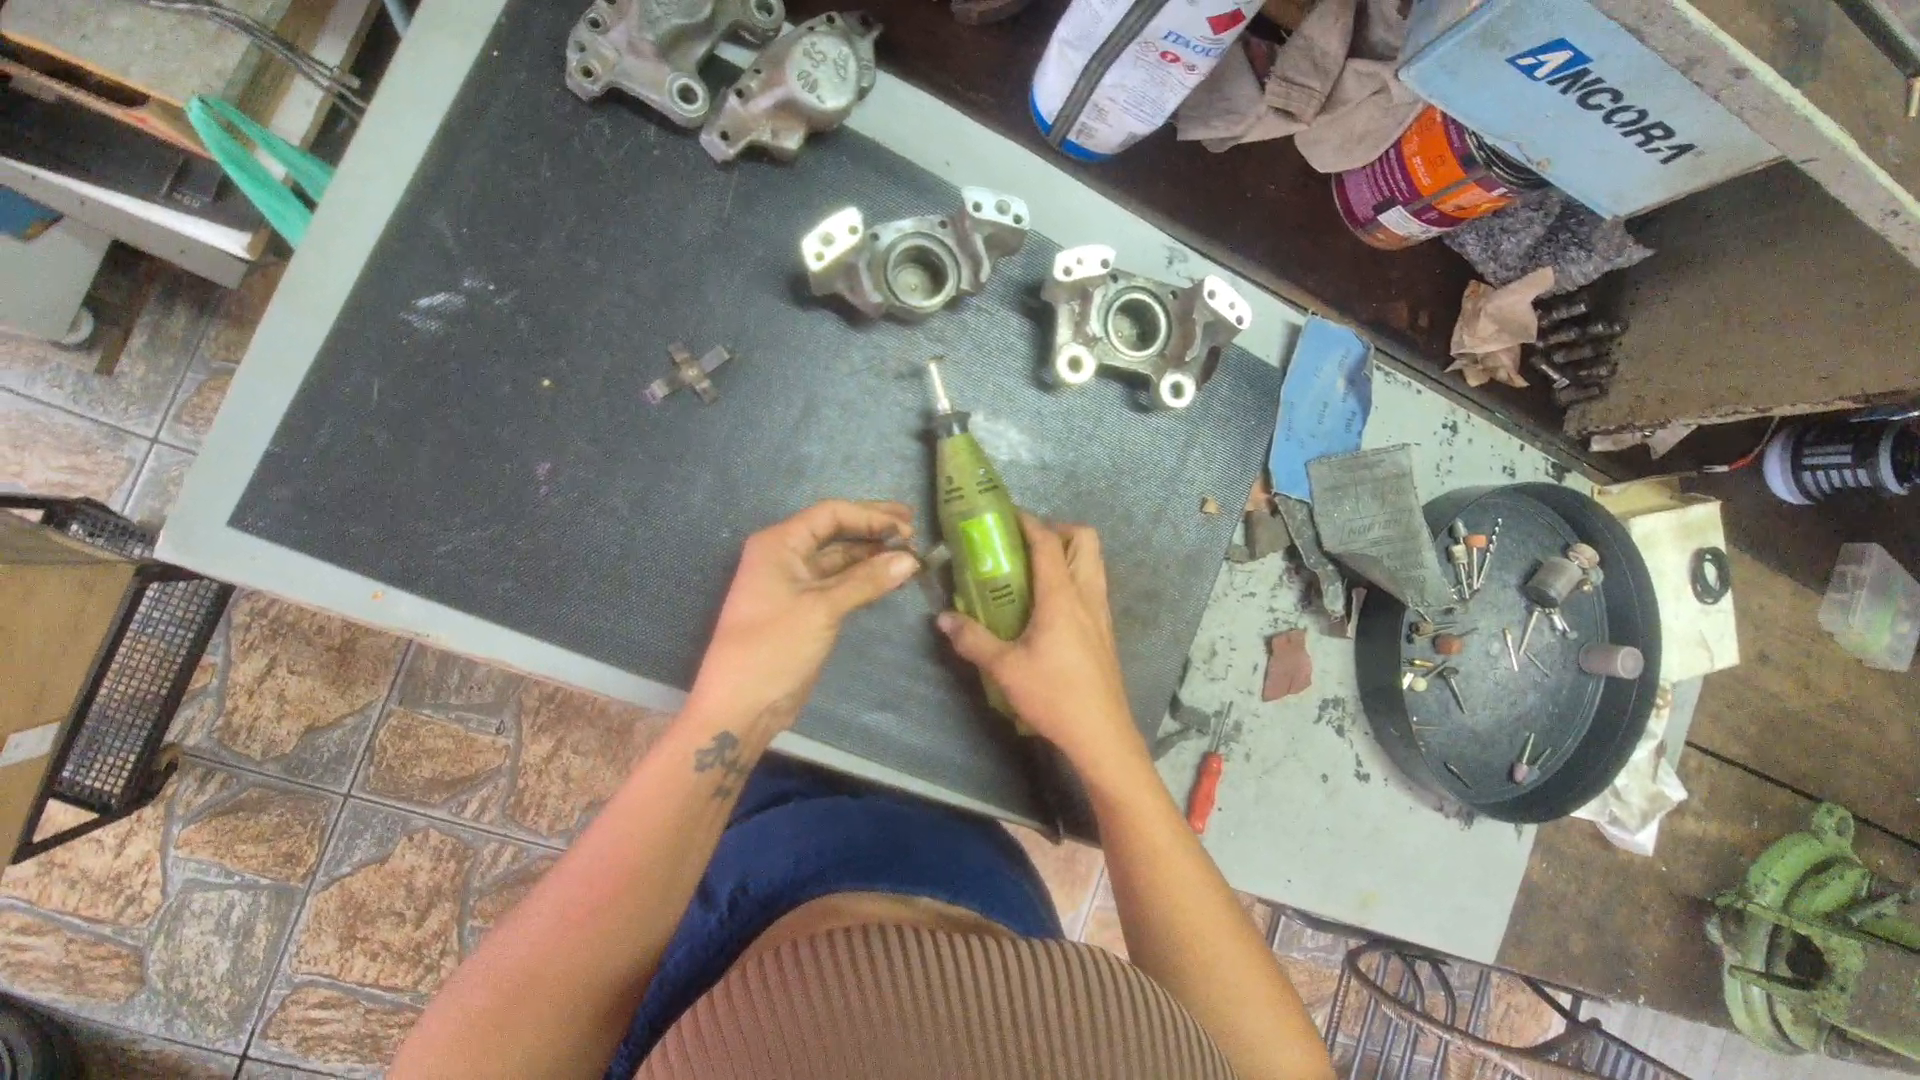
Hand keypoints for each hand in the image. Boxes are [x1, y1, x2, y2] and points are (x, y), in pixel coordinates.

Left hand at [688, 500, 919, 729]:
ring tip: (911, 557)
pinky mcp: (804, 609)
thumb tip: (911, 559)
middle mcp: (785, 556)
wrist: (742, 704)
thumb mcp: (822, 609)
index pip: (830, 514)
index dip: (871, 516)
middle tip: (914, 529)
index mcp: (779, 544)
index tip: (907, 527)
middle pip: (835, 531)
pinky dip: (864, 580)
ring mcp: (794, 584)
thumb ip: (866, 581)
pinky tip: (891, 580)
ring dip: (872, 556)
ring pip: (840, 559)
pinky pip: (839, 583)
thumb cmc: (774, 646)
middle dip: (873, 529)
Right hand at [936, 514, 1144, 778]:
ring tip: (1032, 572)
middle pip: (1085, 540)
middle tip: (1025, 545)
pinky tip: (1047, 607)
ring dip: (1067, 554)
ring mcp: (1101, 613)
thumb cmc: (1054, 696)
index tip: (1005, 516)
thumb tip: (944, 620)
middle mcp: (1087, 595)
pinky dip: (1073, 579)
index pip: (1048, 542)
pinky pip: (1093, 586)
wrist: (1101, 733)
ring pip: (1093, 562)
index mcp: (1062, 596)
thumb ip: (973, 640)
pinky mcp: (1105, 632)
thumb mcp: (1005, 669)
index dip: (1028, 522)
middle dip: (1057, 530)